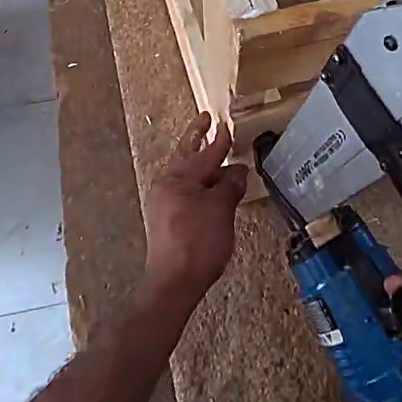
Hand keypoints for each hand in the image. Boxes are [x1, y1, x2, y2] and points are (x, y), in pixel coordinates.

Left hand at [141, 113, 246, 312]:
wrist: (174, 282)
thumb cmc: (198, 243)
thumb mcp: (220, 210)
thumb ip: (230, 186)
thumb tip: (237, 171)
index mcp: (178, 178)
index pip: (205, 153)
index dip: (219, 139)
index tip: (226, 123)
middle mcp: (167, 185)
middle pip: (186, 155)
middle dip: (197, 138)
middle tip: (206, 119)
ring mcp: (164, 202)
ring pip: (185, 173)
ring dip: (198, 160)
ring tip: (211, 151)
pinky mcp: (167, 218)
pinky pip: (184, 189)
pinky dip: (198, 181)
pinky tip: (208, 186)